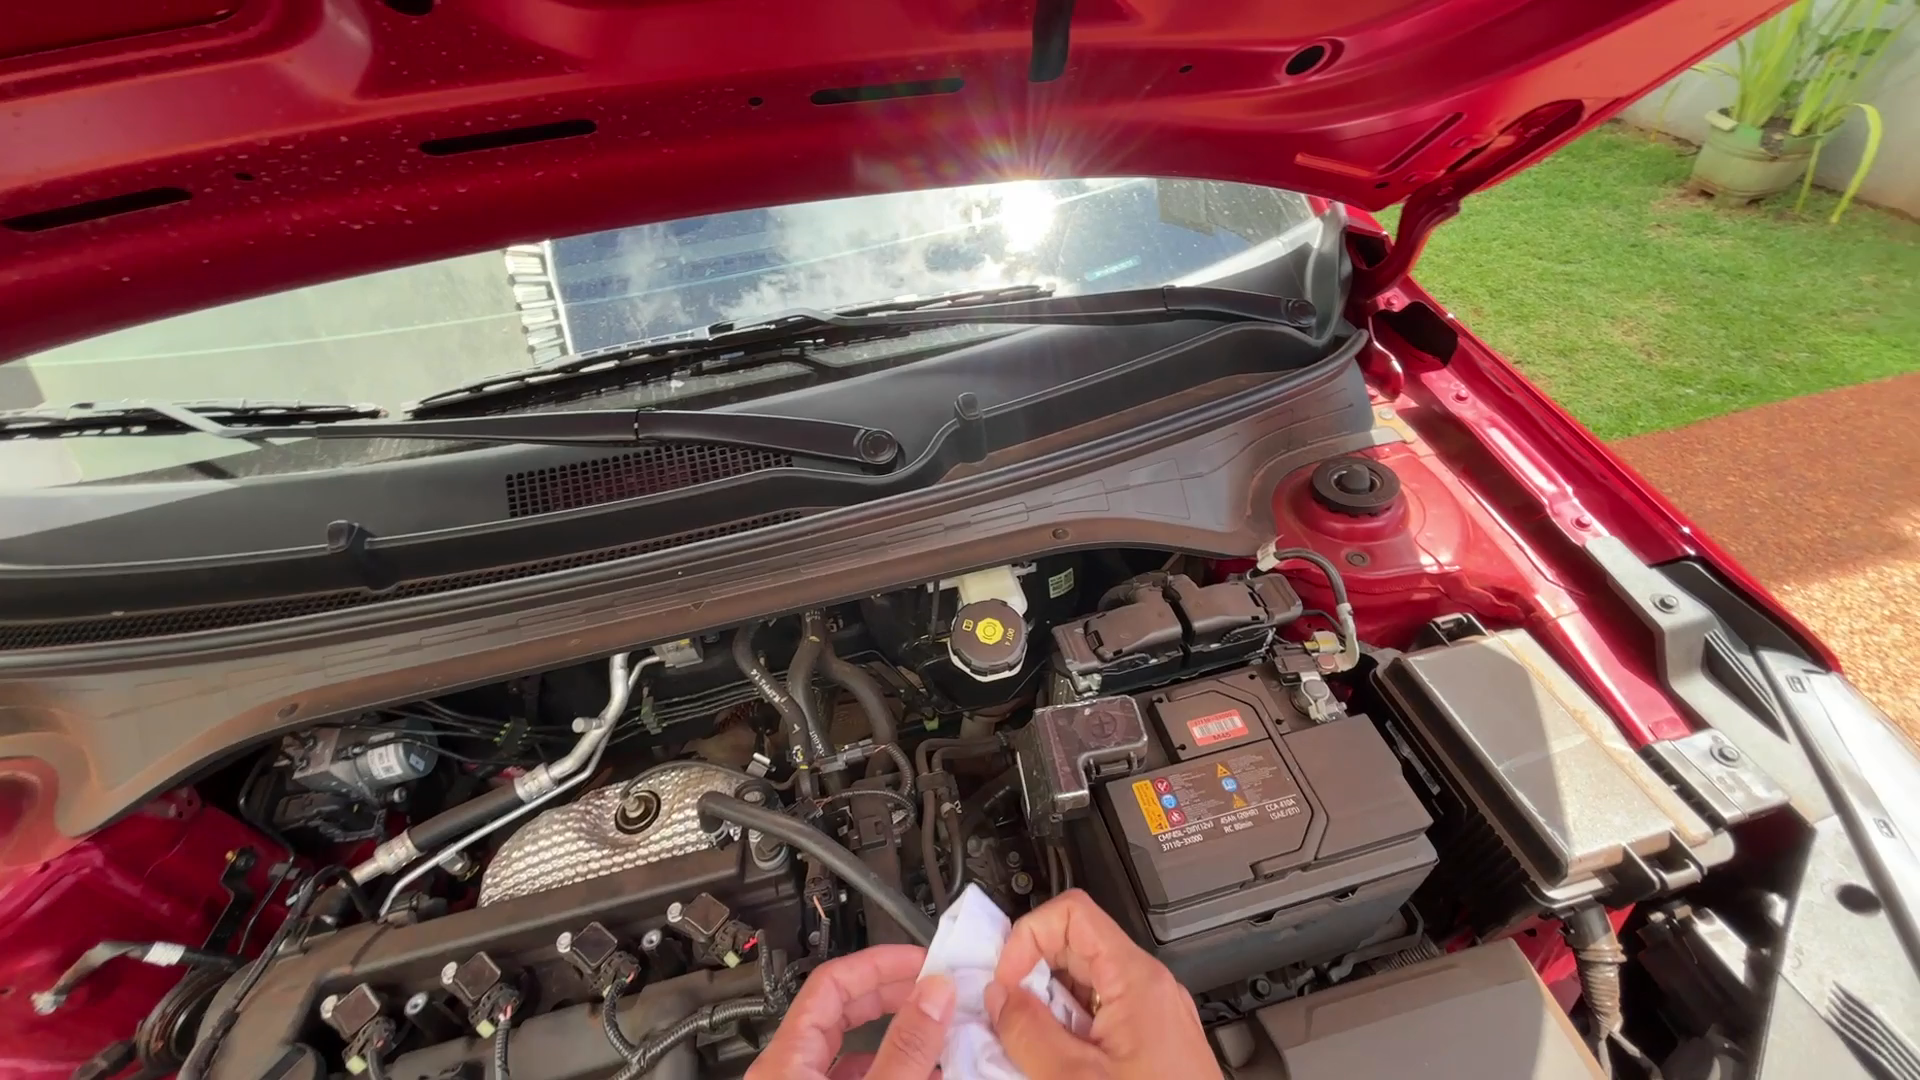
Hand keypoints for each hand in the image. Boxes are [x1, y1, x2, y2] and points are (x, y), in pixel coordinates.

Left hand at [747, 945, 954, 1079]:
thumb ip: (903, 1049)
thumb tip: (935, 992)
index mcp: (784, 1060)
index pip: (832, 980)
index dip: (880, 962)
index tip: (923, 962)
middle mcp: (787, 1073)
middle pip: (843, 1009)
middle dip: (895, 993)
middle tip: (936, 990)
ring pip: (853, 1050)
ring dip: (899, 1036)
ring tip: (939, 1033)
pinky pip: (858, 1079)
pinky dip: (893, 1069)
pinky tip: (925, 1074)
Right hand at [984, 890, 1220, 1079]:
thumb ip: (1029, 1032)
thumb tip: (1000, 997)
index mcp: (1137, 979)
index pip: (1071, 913)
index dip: (1028, 937)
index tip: (1006, 980)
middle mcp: (1150, 989)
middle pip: (1075, 946)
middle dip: (1032, 978)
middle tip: (1008, 1019)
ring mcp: (1153, 1018)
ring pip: (1084, 985)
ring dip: (1047, 1011)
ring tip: (1029, 1053)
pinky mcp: (1153, 1048)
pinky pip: (1100, 1018)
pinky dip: (1069, 1034)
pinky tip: (1054, 1070)